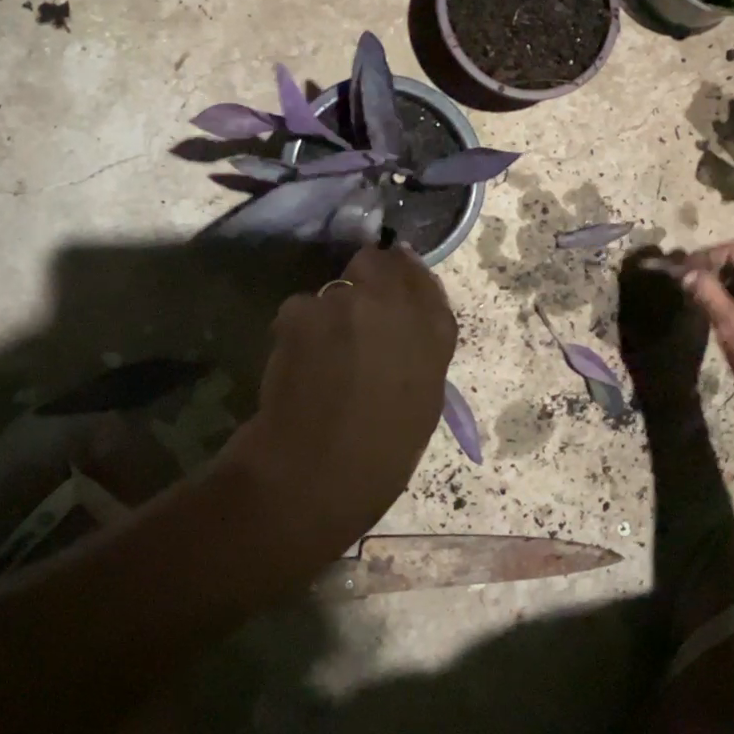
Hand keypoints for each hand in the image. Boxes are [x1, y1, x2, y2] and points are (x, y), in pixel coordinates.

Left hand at [234, 247, 456, 555]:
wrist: (319, 470)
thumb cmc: (382, 452)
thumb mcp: (425, 397)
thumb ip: (420, 347)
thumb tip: (402, 327)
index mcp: (436, 332)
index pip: (423, 281)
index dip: (405, 280)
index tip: (392, 290)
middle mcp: (396, 303)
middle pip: (380, 263)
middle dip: (367, 277)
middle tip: (354, 313)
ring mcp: (347, 301)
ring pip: (336, 286)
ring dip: (331, 309)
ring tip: (322, 351)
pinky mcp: (301, 309)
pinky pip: (301, 307)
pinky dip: (299, 329)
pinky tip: (297, 362)